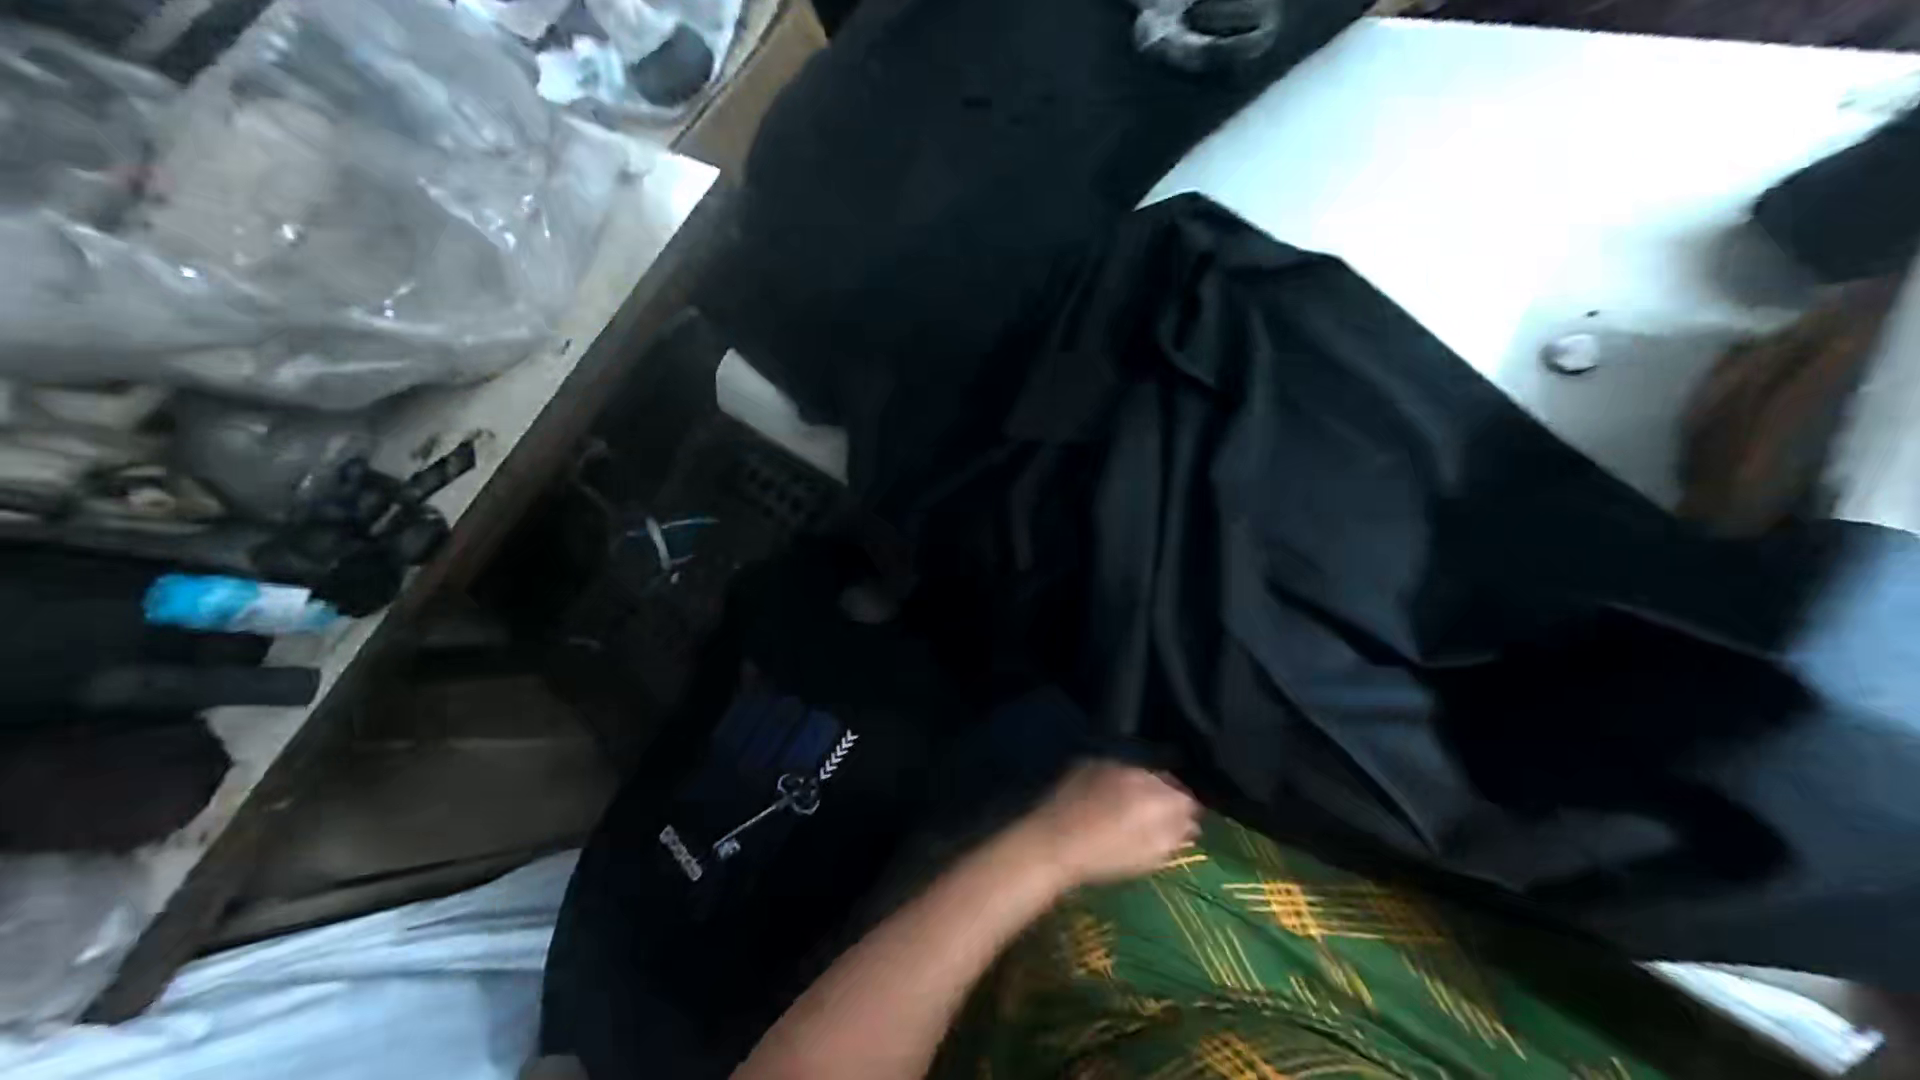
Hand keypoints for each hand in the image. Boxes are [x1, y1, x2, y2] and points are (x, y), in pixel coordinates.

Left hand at [1012, 762, 1201, 887]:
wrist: (1052, 842)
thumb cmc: (1104, 858)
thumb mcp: (1149, 856)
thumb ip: (1175, 835)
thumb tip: (1191, 824)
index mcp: (1158, 795)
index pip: (1187, 798)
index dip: (1189, 812)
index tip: (1188, 824)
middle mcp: (1138, 772)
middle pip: (1164, 780)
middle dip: (1168, 795)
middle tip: (1164, 816)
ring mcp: (1111, 764)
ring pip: (1139, 772)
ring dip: (1144, 786)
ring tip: (1136, 808)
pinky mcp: (1088, 764)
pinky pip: (1115, 769)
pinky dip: (1120, 781)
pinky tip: (1111, 798)